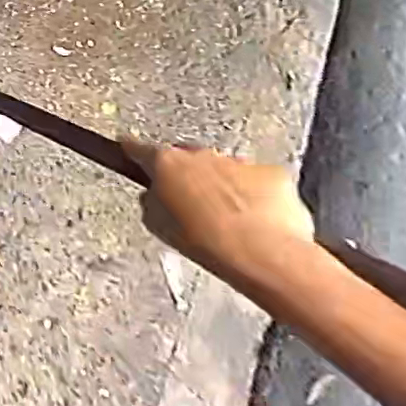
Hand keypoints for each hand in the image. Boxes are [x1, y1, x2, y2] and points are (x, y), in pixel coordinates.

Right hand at [121, 139, 315, 284]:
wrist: (267, 258)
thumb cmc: (207, 242)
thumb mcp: (155, 222)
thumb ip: (150, 199)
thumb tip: (158, 196)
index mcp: (163, 160)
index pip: (137, 147)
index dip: (132, 152)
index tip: (130, 152)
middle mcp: (197, 155)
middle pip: (186, 158)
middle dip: (187, 175)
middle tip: (193, 203)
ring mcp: (238, 164)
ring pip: (225, 168)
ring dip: (224, 185)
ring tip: (233, 219)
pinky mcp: (274, 176)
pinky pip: (262, 181)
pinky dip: (260, 195)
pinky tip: (261, 219)